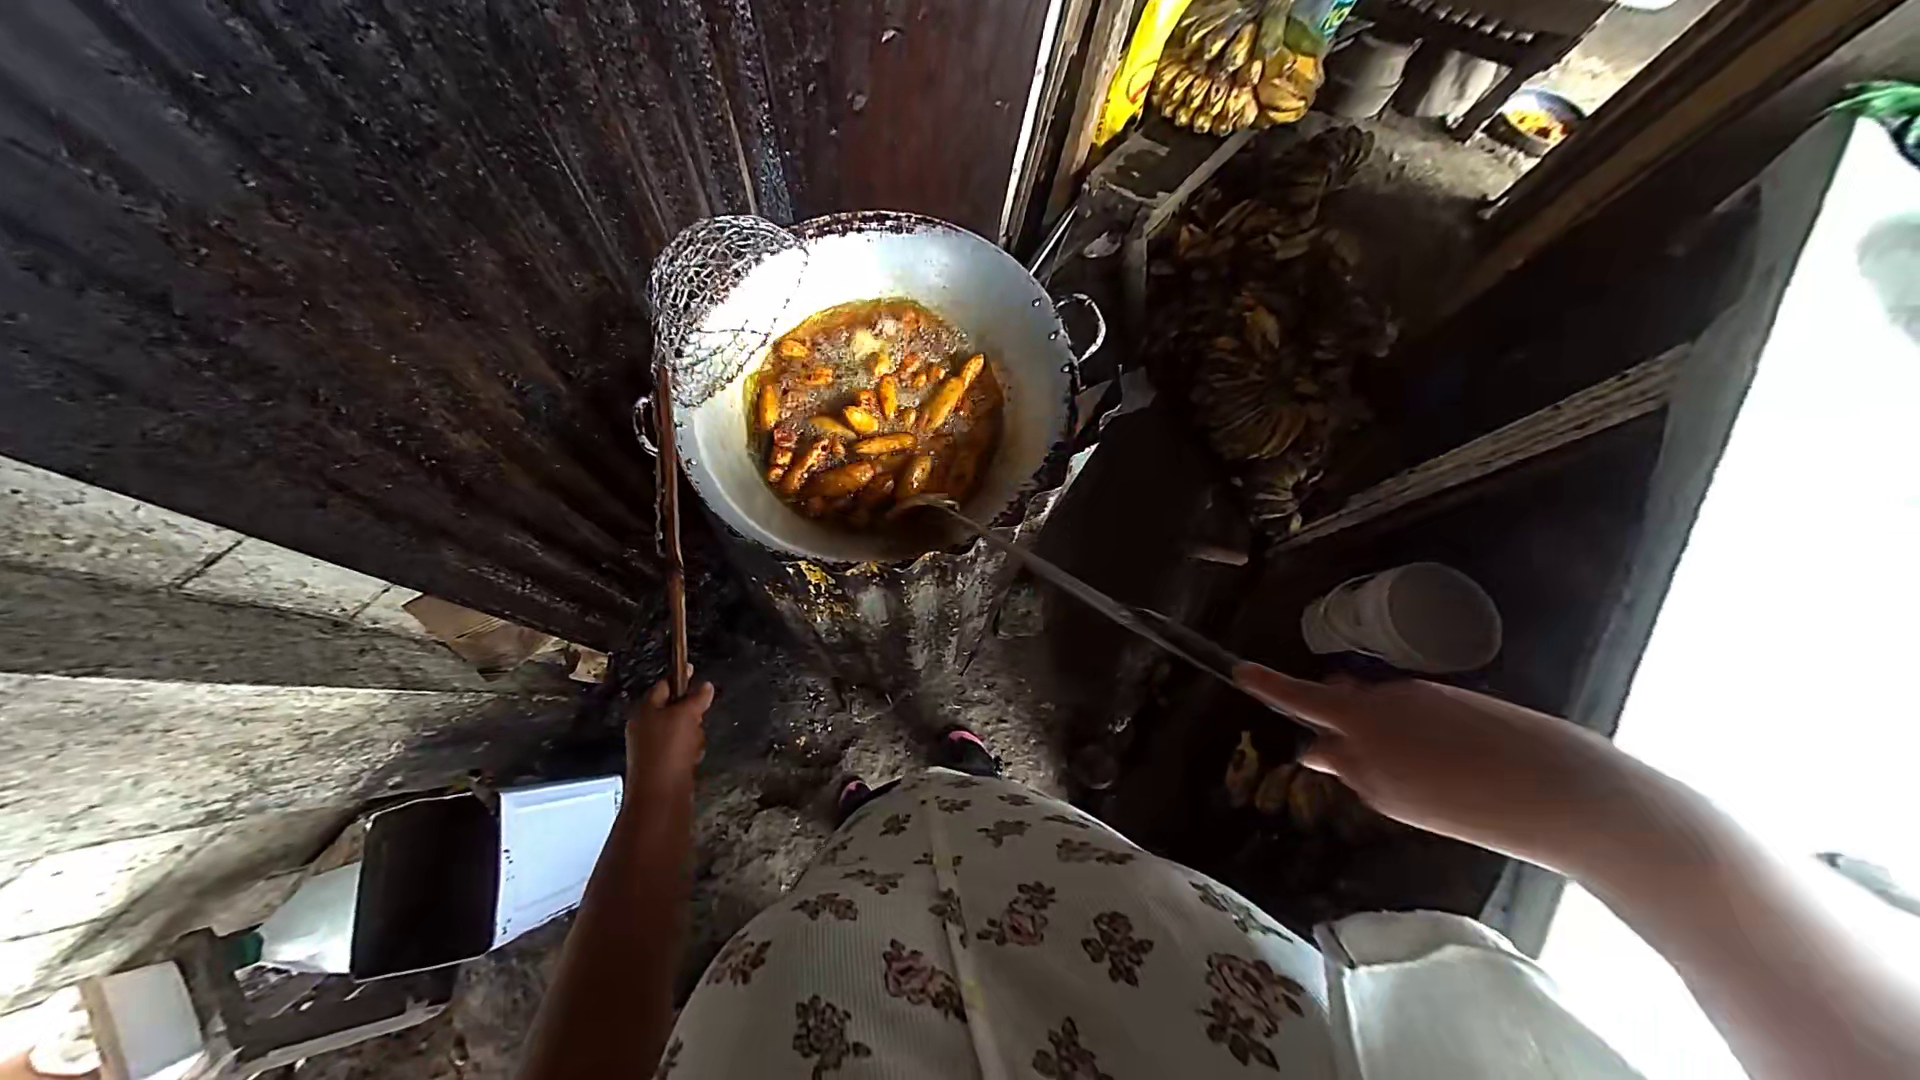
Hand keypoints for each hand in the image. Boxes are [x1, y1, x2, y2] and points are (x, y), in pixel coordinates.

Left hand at [625, 677, 713, 807]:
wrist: (660, 794)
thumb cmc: (669, 748)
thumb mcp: (686, 715)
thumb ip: (696, 698)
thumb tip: (706, 686)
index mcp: (644, 711)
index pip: (663, 686)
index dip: (680, 678)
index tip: (693, 669)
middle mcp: (644, 727)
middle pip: (674, 708)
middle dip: (691, 712)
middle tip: (698, 718)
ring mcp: (651, 747)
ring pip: (681, 729)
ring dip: (693, 734)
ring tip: (694, 744)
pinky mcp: (661, 764)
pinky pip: (681, 748)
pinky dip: (690, 751)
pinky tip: (692, 758)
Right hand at [1234, 663, 1656, 872]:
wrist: (1572, 793)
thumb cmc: (1470, 804)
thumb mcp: (1393, 796)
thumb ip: (1347, 768)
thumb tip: (1314, 750)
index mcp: (1365, 717)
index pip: (1302, 697)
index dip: (1268, 684)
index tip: (1241, 671)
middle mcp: (1390, 695)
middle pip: (1342, 701)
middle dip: (1333, 721)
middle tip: (1341, 758)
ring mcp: (1429, 697)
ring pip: (1383, 711)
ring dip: (1380, 737)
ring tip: (1414, 783)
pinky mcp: (1463, 705)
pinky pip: (1418, 716)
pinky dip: (1416, 740)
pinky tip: (1447, 776)